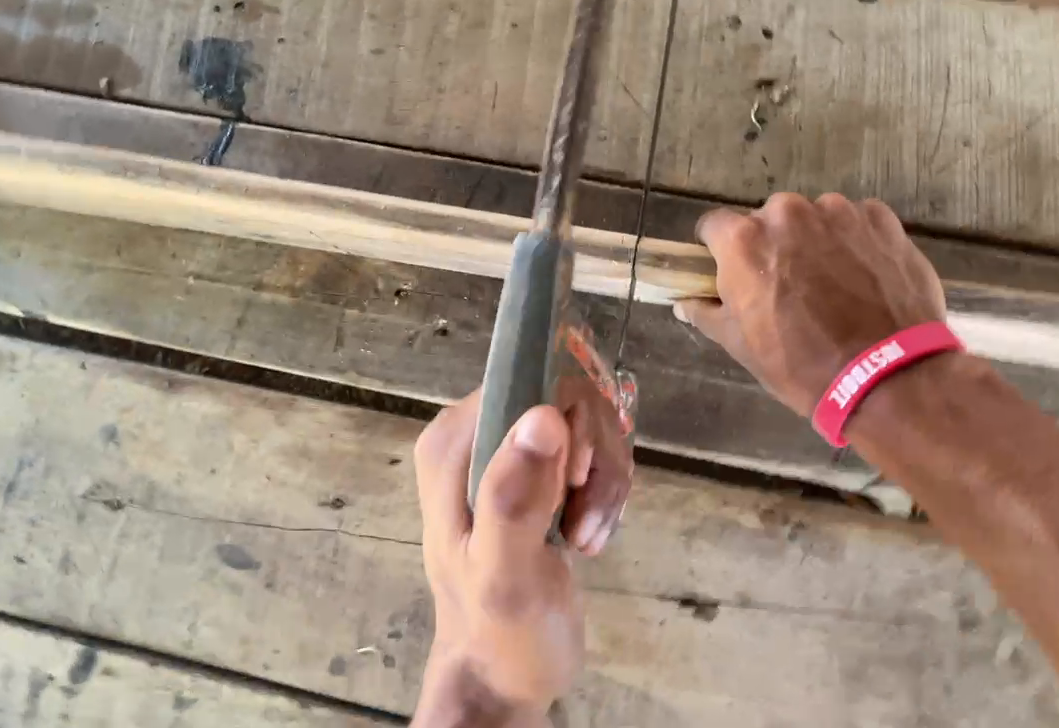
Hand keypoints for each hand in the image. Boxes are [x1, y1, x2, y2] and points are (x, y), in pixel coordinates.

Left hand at [412, 383, 630, 720]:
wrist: (506, 675)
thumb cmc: (500, 634)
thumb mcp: (503, 575)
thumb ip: (513, 498)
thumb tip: (543, 416)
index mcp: (453, 440)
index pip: (532, 381)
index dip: (569, 424)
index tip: (575, 480)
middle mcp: (479, 430)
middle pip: (570, 398)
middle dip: (592, 461)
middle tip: (582, 520)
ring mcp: (510, 447)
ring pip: (591, 424)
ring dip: (603, 483)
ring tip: (585, 537)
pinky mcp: (539, 468)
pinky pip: (596, 451)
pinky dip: (605, 494)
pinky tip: (589, 536)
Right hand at [676, 193, 947, 416]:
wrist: (889, 378)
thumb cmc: (802, 364)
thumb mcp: (741, 345)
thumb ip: (707, 312)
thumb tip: (684, 302)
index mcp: (744, 239)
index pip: (715, 226)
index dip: (720, 249)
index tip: (732, 270)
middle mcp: (787, 212)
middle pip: (768, 220)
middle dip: (773, 245)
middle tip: (789, 286)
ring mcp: (838, 212)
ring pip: (814, 218)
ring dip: (816, 241)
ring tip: (834, 284)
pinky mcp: (881, 220)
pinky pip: (857, 222)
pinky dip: (855, 241)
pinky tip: (865, 276)